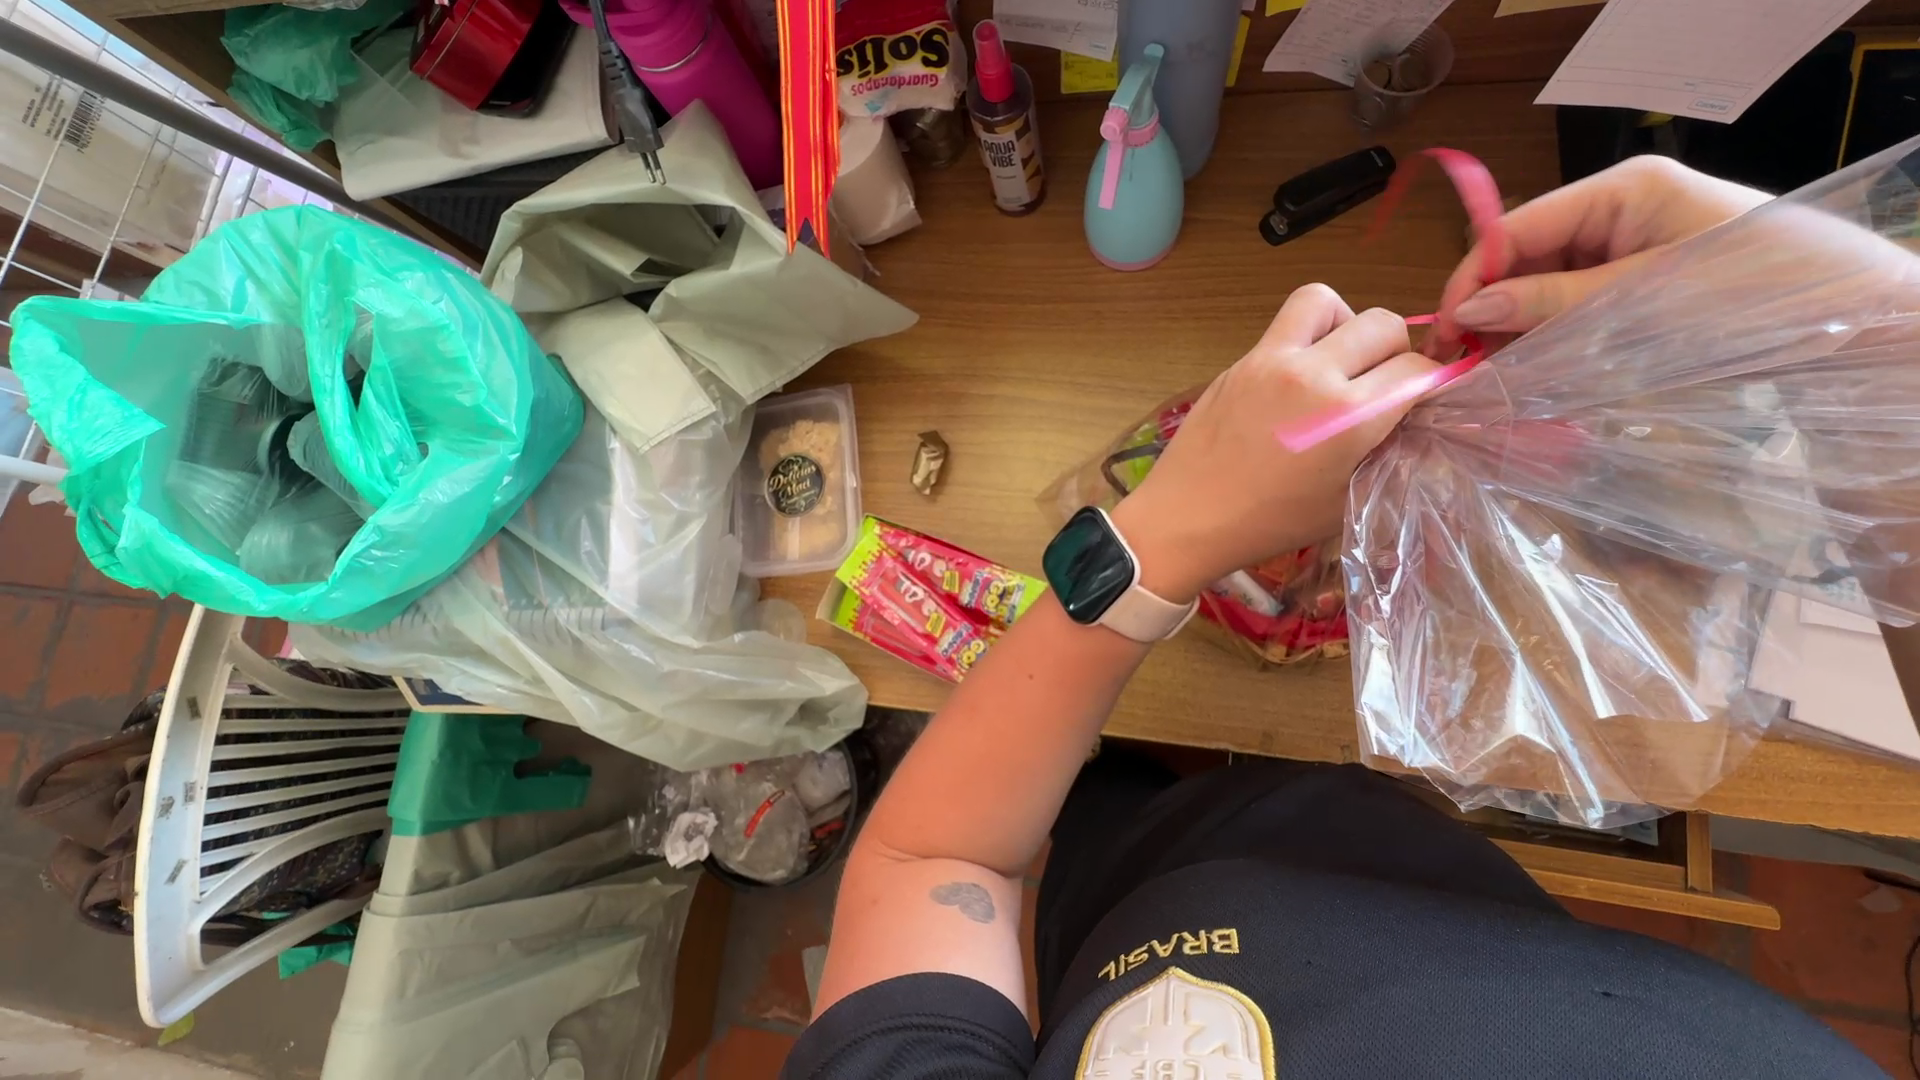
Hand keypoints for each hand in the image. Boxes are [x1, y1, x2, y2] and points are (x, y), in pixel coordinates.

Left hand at [1110, 284, 1436, 603]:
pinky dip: (1302, 338)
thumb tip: (1404, 418)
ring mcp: (1269, 362)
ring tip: (1336, 363)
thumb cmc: (1267, 524)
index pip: (1419, 370)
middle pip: (1382, 324)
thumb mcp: (1344, 501)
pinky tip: (1294, 379)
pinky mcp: (1238, 364)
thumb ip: (1381, 451)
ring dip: (1343, 323)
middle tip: (1382, 384)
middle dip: (1396, 351)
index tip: (1424, 399)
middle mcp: (1311, 375)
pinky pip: (1282, 326)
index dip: (1433, 383)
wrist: (1187, 519)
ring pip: (1324, 302)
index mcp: (1348, 417)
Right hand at [1435, 156, 1767, 344]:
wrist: (1851, 316)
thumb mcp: (1637, 297)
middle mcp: (1613, 211)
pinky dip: (1537, 334)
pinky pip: (1562, 303)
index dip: (1469, 279)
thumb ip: (1548, 302)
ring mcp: (1619, 245)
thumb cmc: (1749, 292)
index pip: (1513, 229)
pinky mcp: (1626, 279)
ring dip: (1507, 327)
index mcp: (1620, 191)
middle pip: (1520, 257)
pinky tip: (1520, 362)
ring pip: (1535, 285)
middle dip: (1485, 307)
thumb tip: (1466, 310)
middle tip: (1458, 360)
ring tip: (1485, 369)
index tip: (1444, 332)